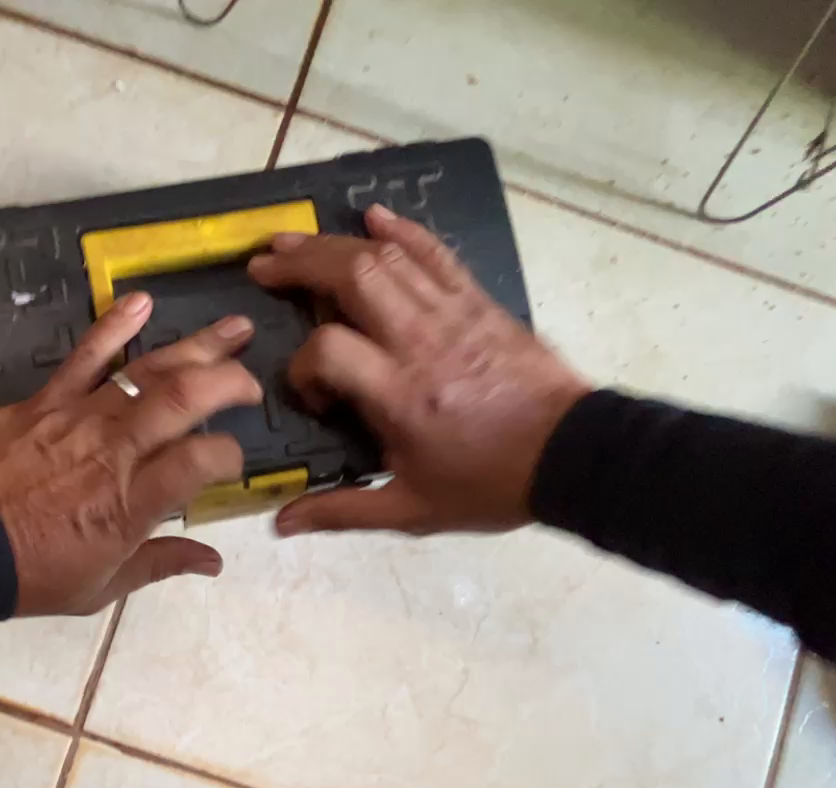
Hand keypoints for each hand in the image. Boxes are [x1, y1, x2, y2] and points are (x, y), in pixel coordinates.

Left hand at [0, 293, 262, 615]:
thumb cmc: (28, 572)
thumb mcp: (100, 587)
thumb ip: (160, 564)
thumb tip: (213, 561)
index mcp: (131, 503)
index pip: (202, 461)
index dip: (230, 455)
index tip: (232, 461)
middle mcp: (114, 451)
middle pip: (184, 400)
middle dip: (229, 382)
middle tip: (250, 381)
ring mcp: (79, 418)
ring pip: (147, 371)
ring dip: (196, 347)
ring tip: (233, 329)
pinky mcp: (45, 400)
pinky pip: (84, 356)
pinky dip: (113, 326)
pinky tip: (141, 302)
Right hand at [248, 204, 591, 535]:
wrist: (573, 456)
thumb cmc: (487, 485)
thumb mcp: (410, 509)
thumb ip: (341, 511)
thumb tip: (281, 524)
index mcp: (400, 395)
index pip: (328, 350)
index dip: (303, 368)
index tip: (314, 398)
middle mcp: (420, 342)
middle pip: (353, 277)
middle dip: (300, 265)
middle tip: (262, 267)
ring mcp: (452, 314)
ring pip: (386, 258)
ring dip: (333, 244)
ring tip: (292, 242)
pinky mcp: (478, 303)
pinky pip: (435, 254)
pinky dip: (403, 230)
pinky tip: (373, 215)